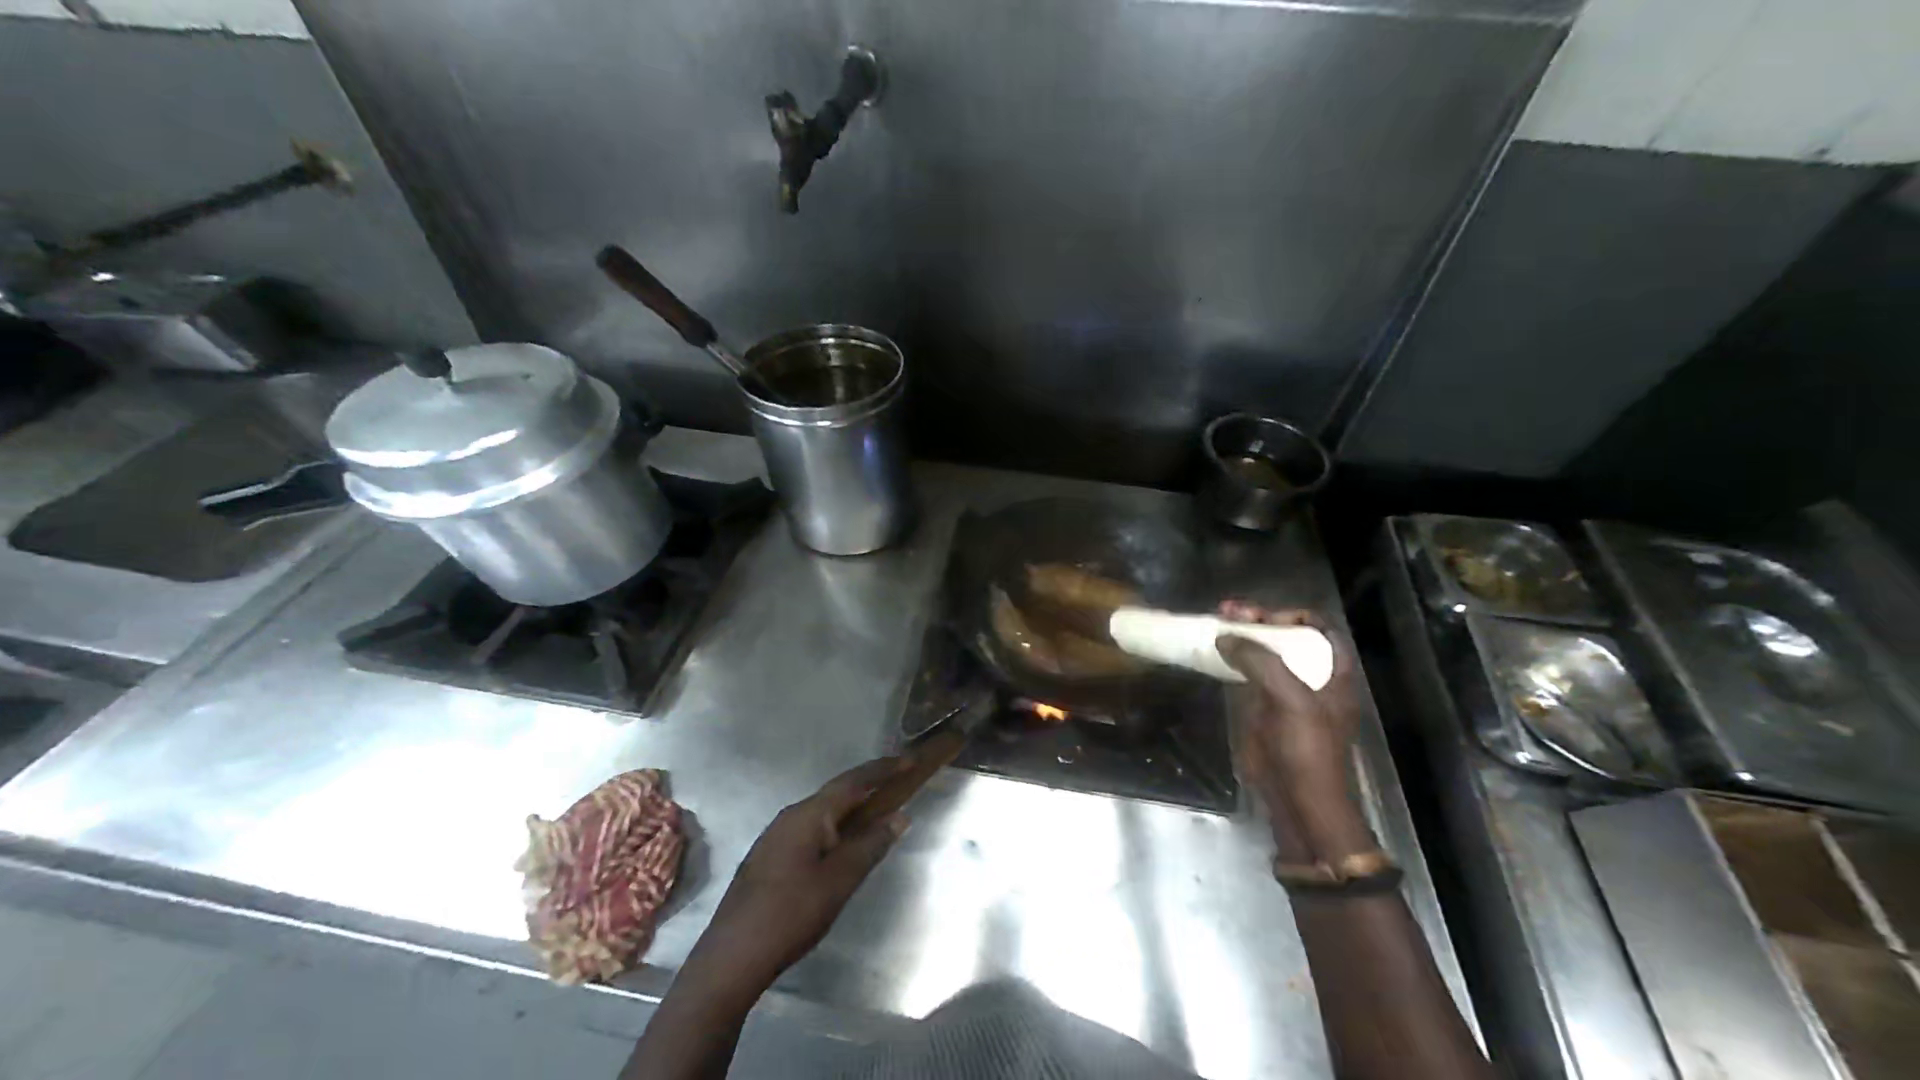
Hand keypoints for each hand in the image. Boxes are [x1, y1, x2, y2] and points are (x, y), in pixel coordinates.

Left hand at [685, 757, 910, 995]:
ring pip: (822, 812)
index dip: (883, 769)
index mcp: (808, 814)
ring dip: (851, 809)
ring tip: (878, 813)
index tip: (909, 760)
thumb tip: (899, 816)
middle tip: (899, 784)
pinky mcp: (769, 857)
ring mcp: (775, 836)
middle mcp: (790, 816)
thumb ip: (871, 845)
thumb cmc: (791, 914)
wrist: (731, 957)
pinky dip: (835, 827)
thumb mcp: (840, 880)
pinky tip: (843, 844)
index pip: (853, 781)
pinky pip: (811, 829)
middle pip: (836, 793)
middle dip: (868, 786)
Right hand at [1215, 604, 1374, 860]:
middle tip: (1227, 611)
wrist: (1298, 799)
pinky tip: (1211, 652)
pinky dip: (1230, 660)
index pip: (1319, 628)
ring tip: (1214, 623)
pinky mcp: (1261, 710)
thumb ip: (1261, 662)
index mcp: (1333, 673)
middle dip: (1258, 621)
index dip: (1292, 615)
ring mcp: (1284, 693)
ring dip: (1240, 637)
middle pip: (1285, 637)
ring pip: (1263, 654)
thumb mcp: (1291, 699)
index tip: (1263, 616)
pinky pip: (1246, 676)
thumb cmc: (1307, 749)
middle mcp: (1311, 678)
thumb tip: (1225, 637)